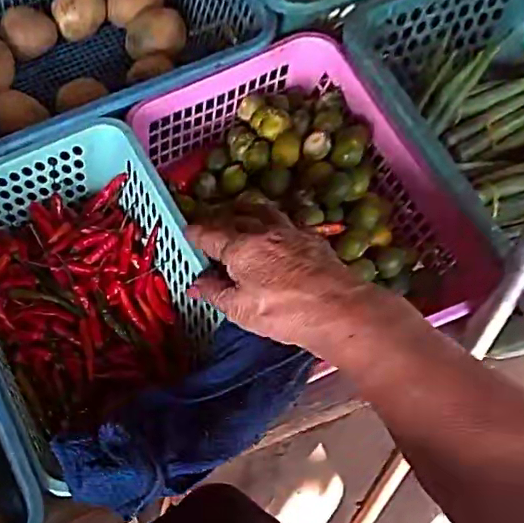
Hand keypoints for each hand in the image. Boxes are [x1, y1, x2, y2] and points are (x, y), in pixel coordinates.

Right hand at [186, 203, 411, 356]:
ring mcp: (290, 233)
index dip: (195, 232)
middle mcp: (264, 232)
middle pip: (237, 216)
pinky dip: (269, 222)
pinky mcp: (310, 240)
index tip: (186, 231)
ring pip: (262, 212)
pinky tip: (269, 232)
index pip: (211, 234)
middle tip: (207, 223)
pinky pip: (283, 222)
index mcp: (241, 248)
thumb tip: (196, 284)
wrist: (337, 309)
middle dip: (218, 217)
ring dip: (245, 211)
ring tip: (237, 216)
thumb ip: (214, 292)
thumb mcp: (238, 308)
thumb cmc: (281, 311)